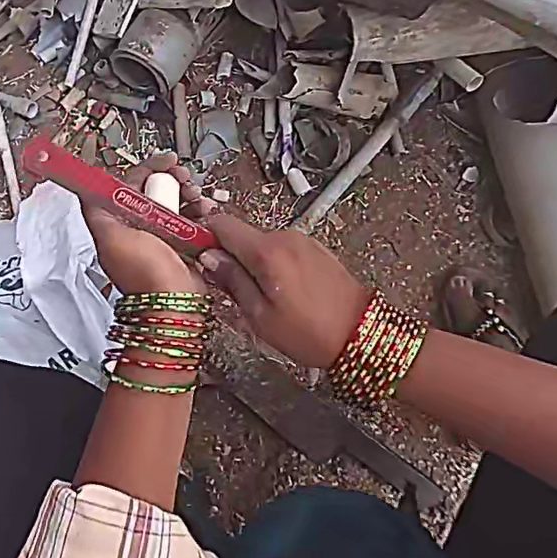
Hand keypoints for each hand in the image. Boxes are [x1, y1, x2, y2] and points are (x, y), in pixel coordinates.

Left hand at [83, 152, 212, 294]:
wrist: (175, 300)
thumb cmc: (144, 274)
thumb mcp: (112, 238)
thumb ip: (96, 211)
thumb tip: (87, 187)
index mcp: (120, 222)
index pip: (131, 185)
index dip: (148, 169)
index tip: (166, 162)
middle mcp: (142, 226)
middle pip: (158, 189)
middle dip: (173, 180)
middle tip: (185, 179)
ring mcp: (165, 234)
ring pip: (178, 201)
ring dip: (190, 195)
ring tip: (197, 199)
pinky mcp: (186, 242)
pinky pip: (194, 218)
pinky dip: (201, 211)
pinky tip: (205, 212)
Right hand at [198, 214, 368, 369]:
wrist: (362, 333)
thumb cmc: (310, 332)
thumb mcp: (260, 316)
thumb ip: (232, 281)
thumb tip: (209, 258)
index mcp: (267, 251)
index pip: (222, 223)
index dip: (203, 235)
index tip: (195, 253)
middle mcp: (285, 237)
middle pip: (242, 234)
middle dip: (229, 256)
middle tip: (228, 290)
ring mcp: (302, 240)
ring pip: (261, 243)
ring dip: (252, 263)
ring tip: (260, 297)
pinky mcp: (315, 249)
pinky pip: (281, 249)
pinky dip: (272, 265)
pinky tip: (281, 292)